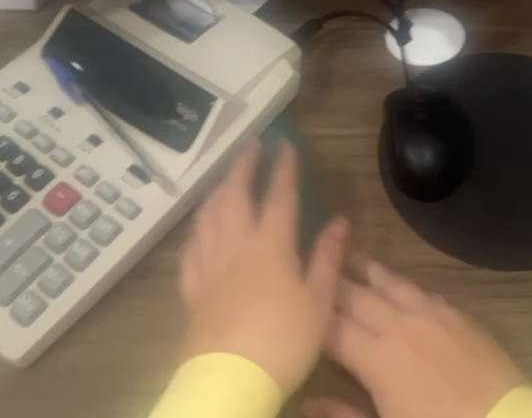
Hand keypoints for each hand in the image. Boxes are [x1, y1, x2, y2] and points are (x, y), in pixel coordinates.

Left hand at [178, 140, 350, 395]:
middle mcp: (236, 248)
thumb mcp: (319, 303)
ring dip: (217, 191)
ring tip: (225, 178)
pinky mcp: (192, 293)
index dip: (283, 169)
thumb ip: (328, 258)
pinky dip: (196, 232)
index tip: (286, 144)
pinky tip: (198, 230)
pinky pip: (190, 253)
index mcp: (270, 247)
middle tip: (250, 145)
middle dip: (243, 168)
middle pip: (235, 197)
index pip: (279, 197)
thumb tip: (341, 221)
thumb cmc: (282, 342)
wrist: (229, 386)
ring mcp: (209, 269)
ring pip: (208, 219)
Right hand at [305, 256, 525, 417]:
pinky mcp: (458, 313)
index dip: (310, 313)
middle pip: (358, 296)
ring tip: (347, 249)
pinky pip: (422, 290)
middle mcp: (401, 325)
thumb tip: (306, 402)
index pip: (333, 328)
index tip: (291, 295)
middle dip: (332, 279)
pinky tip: (395, 281)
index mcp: (378, 359)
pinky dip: (401, 283)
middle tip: (311, 256)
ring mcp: (432, 314)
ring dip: (366, 268)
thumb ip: (343, 416)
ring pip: (391, 283)